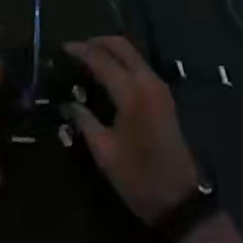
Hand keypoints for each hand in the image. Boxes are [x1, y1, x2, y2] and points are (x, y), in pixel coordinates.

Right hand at [63, 36, 203, 224]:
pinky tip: (108, 74)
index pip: (101, 59)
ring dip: (110, 50)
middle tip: (76, 49)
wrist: (180, 201)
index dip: (80, 50)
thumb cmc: (139, 177)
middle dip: (97, 41)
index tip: (62, 48)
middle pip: (121, 45)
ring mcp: (160, 88)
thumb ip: (84, 120)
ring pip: (133, 53)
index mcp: (131, 93)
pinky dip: (122, 61)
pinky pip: (140, 65)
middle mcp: (148, 82)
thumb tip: (69, 102)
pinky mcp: (165, 96)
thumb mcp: (104, 152)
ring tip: (88, 59)